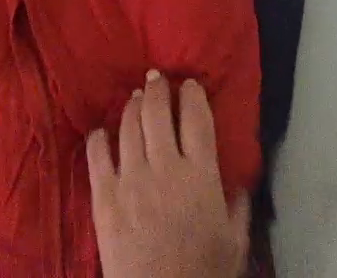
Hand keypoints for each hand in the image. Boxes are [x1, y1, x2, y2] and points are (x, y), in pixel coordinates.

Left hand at [87, 70, 249, 277]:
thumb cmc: (203, 274)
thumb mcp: (234, 242)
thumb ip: (237, 206)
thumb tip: (239, 181)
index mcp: (201, 176)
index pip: (197, 120)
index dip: (193, 95)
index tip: (189, 84)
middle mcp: (165, 168)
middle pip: (158, 113)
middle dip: (157, 89)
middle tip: (155, 78)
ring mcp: (131, 179)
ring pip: (129, 126)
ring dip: (132, 106)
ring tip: (134, 98)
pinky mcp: (104, 197)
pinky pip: (97, 155)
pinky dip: (98, 138)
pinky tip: (100, 131)